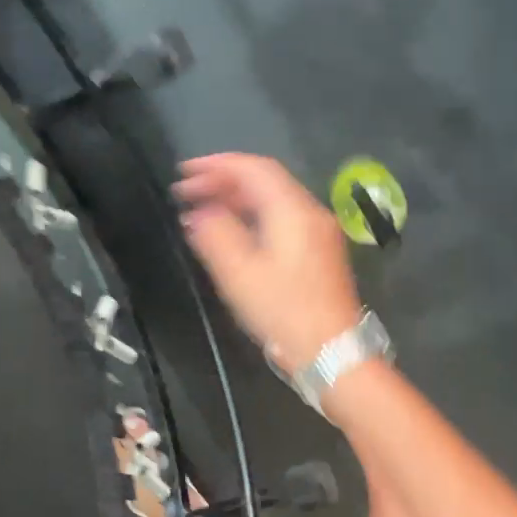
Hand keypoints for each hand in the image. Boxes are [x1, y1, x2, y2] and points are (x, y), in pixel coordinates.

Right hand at [176, 153, 363, 370]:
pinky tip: (235, 233)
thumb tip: (199, 213)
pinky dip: (255, 217)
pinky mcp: (320, 254)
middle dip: (225, 181)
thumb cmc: (284, 312)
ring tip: (205, 210)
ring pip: (275, 201)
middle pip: (266, 181)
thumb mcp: (239, 274)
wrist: (332, 351)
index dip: (217, 164)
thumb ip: (215, 235)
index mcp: (293, 210)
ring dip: (239, 200)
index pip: (254, 168)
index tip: (184, 171)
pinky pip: (284, 220)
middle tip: (189, 191)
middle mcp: (311, 213)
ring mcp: (320, 234)